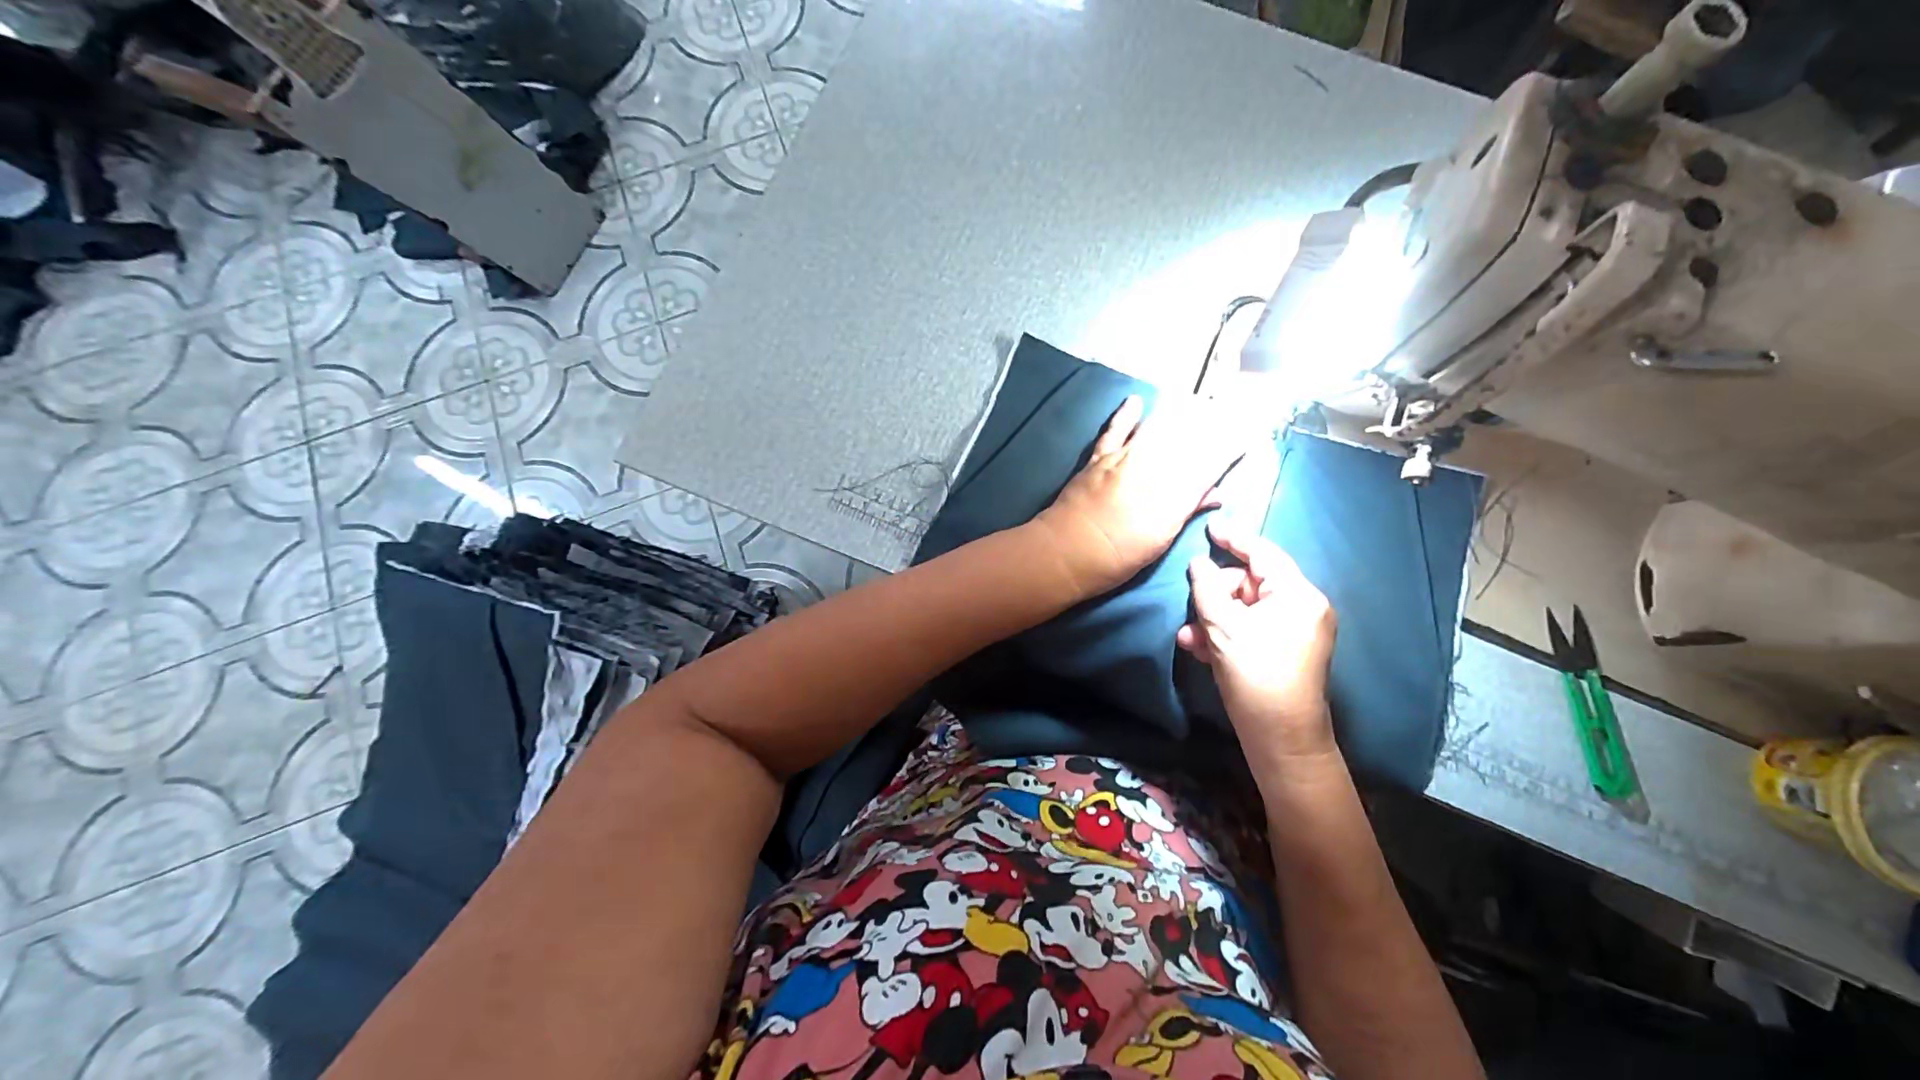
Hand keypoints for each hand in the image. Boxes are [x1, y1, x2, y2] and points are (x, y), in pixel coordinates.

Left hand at [1033, 395, 1249, 596]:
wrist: (1064, 553)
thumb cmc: (1116, 558)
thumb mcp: (1159, 541)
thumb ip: (1186, 510)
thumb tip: (1215, 492)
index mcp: (1170, 497)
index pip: (1208, 465)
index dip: (1229, 449)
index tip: (1249, 435)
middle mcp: (1149, 471)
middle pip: (1187, 441)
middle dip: (1211, 425)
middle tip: (1231, 411)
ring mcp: (1121, 461)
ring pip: (1156, 430)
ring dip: (1179, 415)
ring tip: (1200, 402)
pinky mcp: (1098, 458)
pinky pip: (1114, 431)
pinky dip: (1125, 415)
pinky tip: (1136, 401)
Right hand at [1179, 520, 1338, 766]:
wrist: (1281, 739)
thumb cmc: (1256, 677)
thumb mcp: (1223, 629)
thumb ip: (1207, 590)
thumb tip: (1198, 564)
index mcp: (1298, 595)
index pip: (1263, 553)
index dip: (1233, 539)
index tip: (1208, 528)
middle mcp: (1303, 607)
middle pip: (1251, 582)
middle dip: (1215, 594)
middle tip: (1190, 607)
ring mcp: (1295, 630)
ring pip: (1245, 608)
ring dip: (1213, 618)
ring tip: (1189, 637)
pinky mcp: (1284, 651)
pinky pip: (1250, 629)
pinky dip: (1225, 634)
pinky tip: (1199, 649)